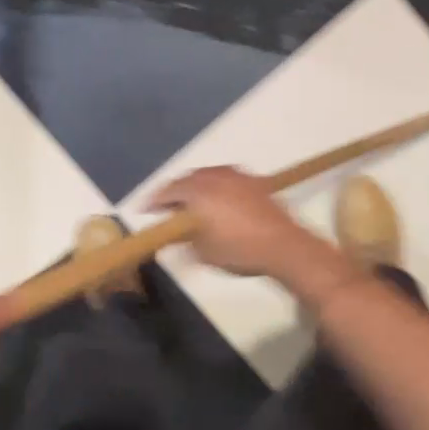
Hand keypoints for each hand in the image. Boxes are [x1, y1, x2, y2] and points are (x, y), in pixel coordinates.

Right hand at [149, 166, 329, 278]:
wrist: (283, 246)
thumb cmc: (238, 251)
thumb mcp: (202, 252)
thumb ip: (182, 241)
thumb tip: (172, 237)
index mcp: (198, 191)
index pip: (168, 190)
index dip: (154, 201)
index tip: (145, 210)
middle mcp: (215, 177)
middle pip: (187, 179)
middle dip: (174, 192)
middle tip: (166, 207)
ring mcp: (237, 176)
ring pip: (208, 176)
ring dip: (195, 187)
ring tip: (191, 203)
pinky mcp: (254, 182)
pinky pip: (226, 179)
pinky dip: (216, 187)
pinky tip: (218, 201)